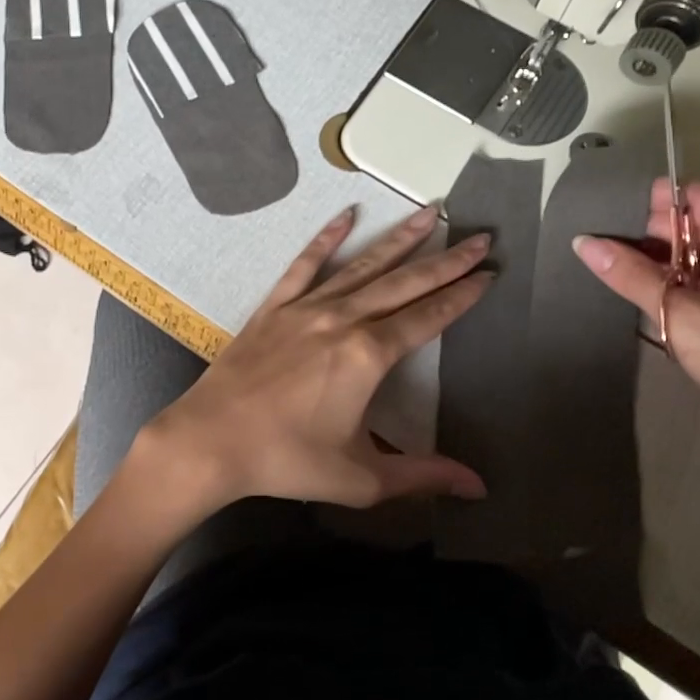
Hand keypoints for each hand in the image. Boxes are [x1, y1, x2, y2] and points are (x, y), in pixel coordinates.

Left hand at [136, 205, 493, 511]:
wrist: (209, 441)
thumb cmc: (286, 461)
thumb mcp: (361, 479)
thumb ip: (422, 477)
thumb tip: (478, 486)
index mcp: (369, 356)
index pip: (428, 317)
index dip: (462, 297)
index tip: (489, 274)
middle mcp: (342, 320)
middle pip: (405, 283)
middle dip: (446, 260)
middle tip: (479, 237)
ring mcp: (305, 309)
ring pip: (362, 265)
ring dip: (398, 239)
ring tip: (428, 213)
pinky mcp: (273, 308)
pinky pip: (304, 264)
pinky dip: (326, 238)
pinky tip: (346, 214)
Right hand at [572, 180, 699, 472]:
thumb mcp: (685, 317)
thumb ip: (633, 277)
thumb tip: (583, 242)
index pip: (695, 198)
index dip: (649, 200)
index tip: (600, 210)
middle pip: (696, 227)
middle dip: (646, 235)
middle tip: (591, 244)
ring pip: (698, 261)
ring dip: (659, 267)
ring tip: (604, 270)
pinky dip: (676, 290)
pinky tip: (640, 300)